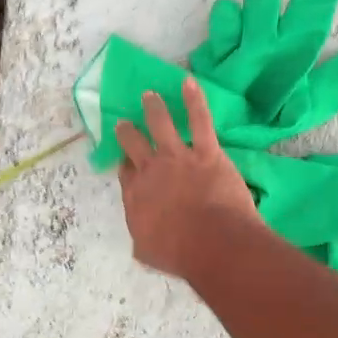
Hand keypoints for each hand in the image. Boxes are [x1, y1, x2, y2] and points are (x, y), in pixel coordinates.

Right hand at [114, 77, 260, 278]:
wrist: (213, 244)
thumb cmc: (180, 254)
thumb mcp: (147, 253)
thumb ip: (142, 241)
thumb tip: (140, 243)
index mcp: (136, 196)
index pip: (126, 173)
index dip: (125, 163)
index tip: (125, 159)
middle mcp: (151, 171)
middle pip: (134, 144)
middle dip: (128, 132)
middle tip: (125, 123)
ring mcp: (178, 158)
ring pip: (161, 125)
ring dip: (154, 108)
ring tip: (149, 95)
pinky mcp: (206, 152)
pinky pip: (199, 120)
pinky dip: (194, 100)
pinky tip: (189, 83)